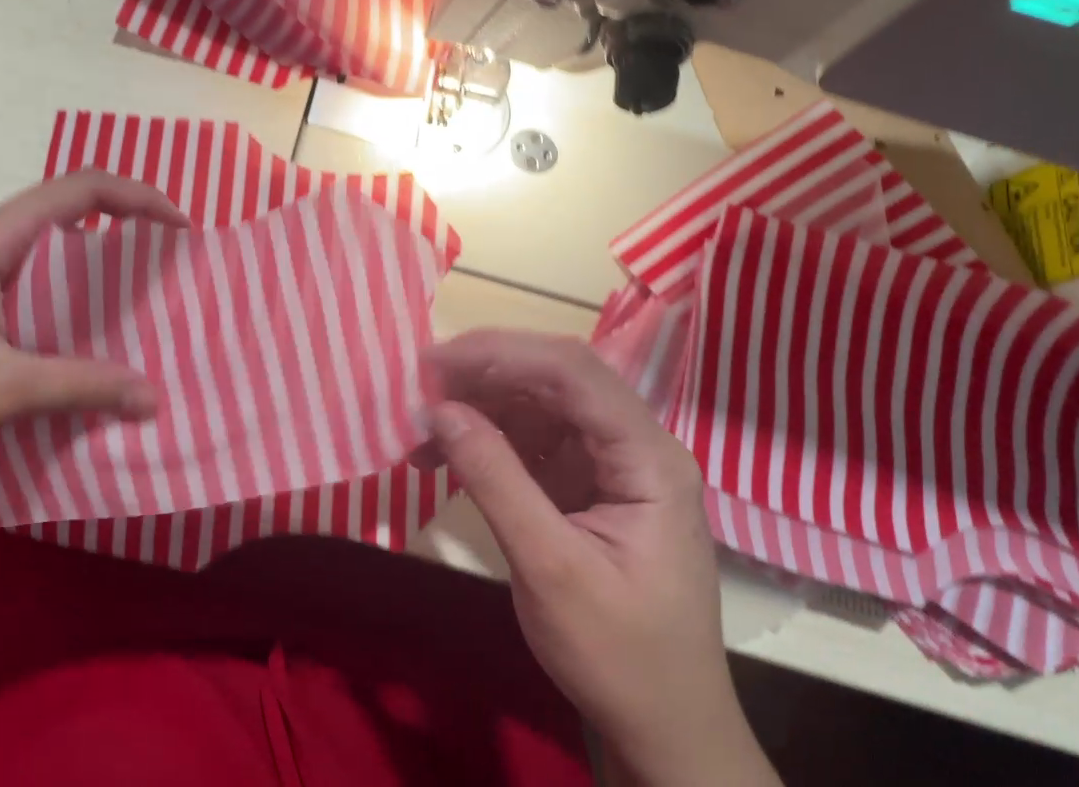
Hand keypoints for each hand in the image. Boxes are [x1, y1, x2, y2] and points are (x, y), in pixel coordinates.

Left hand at [0, 171, 184, 474]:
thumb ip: (81, 387)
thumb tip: (155, 396)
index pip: (77, 190)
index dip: (137, 198)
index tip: (180, 230)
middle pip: (55, 221)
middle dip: (113, 243)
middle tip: (155, 286)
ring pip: (27, 261)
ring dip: (75, 282)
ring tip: (115, 324)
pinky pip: (2, 291)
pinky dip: (42, 308)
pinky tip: (48, 353)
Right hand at [424, 330, 776, 786]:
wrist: (663, 723)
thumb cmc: (617, 651)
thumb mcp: (548, 567)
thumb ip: (495, 479)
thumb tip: (438, 409)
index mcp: (649, 458)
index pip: (574, 373)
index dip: (500, 354)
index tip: (430, 363)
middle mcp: (637, 446)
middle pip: (555, 381)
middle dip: (482, 379)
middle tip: (416, 394)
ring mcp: (613, 466)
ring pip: (539, 408)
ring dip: (478, 412)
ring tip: (420, 436)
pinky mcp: (590, 487)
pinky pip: (534, 444)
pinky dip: (487, 445)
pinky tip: (444, 460)